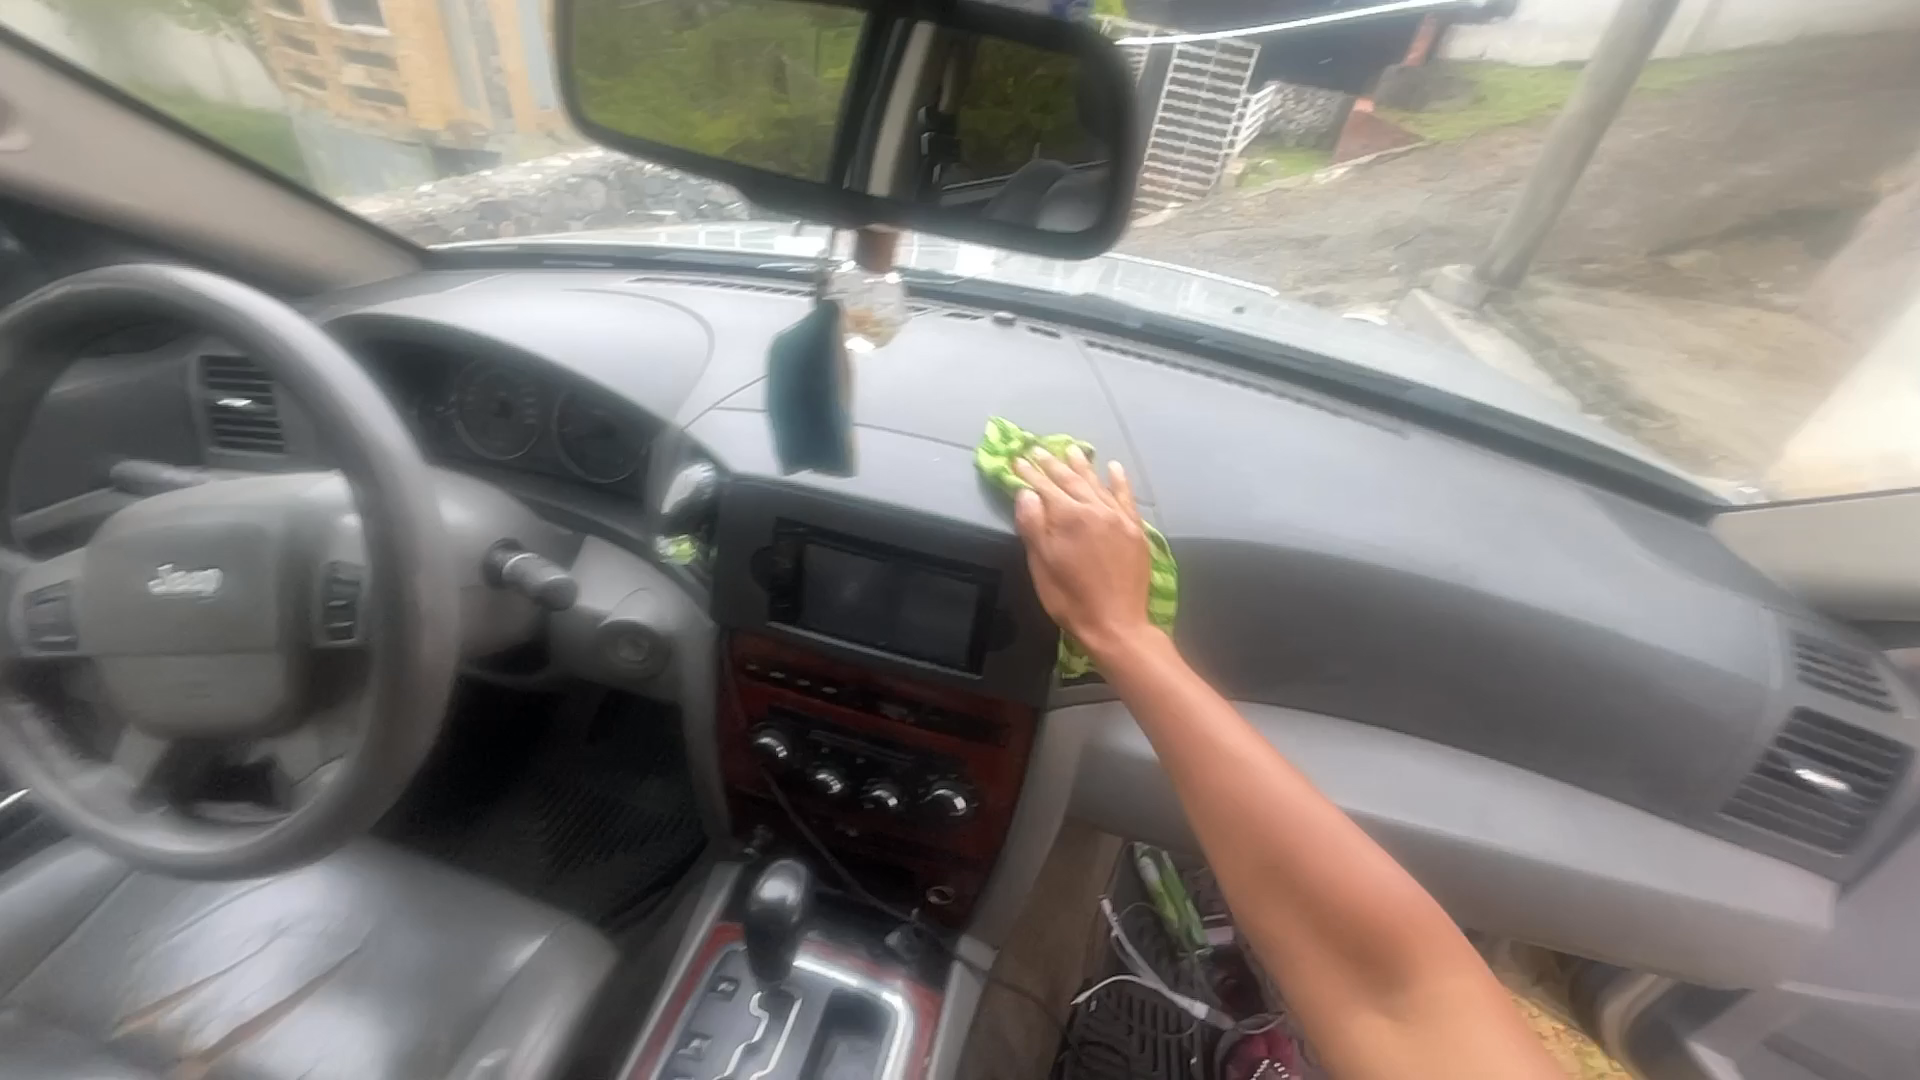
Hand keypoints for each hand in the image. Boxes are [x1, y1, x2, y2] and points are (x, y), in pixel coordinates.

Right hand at [1011, 446, 1153, 657]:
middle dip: (1051, 464)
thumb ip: (1033, 526)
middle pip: (1069, 481)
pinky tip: (1113, 468)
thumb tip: (1026, 493)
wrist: (1116, 624)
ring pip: (1096, 484)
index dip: (1029, 474)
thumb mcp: (1042, 565)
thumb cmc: (1070, 598)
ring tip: (1070, 450)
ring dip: (1082, 466)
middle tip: (1037, 450)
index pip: (1044, 488)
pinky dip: (1119, 481)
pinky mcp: (1135, 530)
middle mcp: (1094, 510)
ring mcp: (1118, 518)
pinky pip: (1126, 497)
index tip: (1017, 460)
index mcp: (1068, 518)